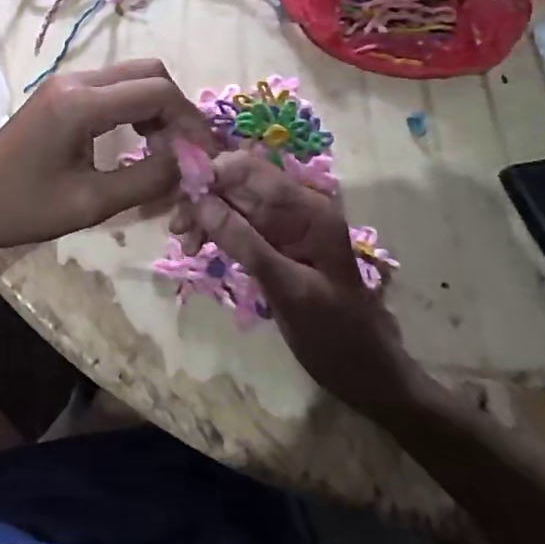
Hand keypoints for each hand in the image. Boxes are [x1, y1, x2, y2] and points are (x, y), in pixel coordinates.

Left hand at [0, 60, 209, 258]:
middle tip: (185, 151)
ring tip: (164, 150)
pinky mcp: (60, 92)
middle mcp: (76, 80)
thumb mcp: (91, 203)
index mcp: (81, 103)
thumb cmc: (21, 209)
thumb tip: (188, 163)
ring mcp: (66, 82)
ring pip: (133, 76)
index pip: (157, 91)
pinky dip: (136, 107)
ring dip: (157, 107)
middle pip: (149, 72)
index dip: (189, 121)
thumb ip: (146, 180)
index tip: (203, 156)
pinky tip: (137, 139)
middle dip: (176, 109)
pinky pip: (113, 87)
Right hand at [176, 151, 418, 414]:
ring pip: (233, 204)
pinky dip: (216, 233)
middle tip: (178, 230)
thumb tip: (202, 202)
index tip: (182, 198)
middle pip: (238, 183)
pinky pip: (239, 226)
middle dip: (204, 198)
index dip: (213, 174)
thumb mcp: (287, 288)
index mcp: (308, 209)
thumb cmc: (334, 333)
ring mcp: (285, 227)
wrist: (366, 373)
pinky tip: (199, 249)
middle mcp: (296, 208)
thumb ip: (245, 243)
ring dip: (206, 216)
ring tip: (185, 244)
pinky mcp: (275, 246)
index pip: (251, 170)